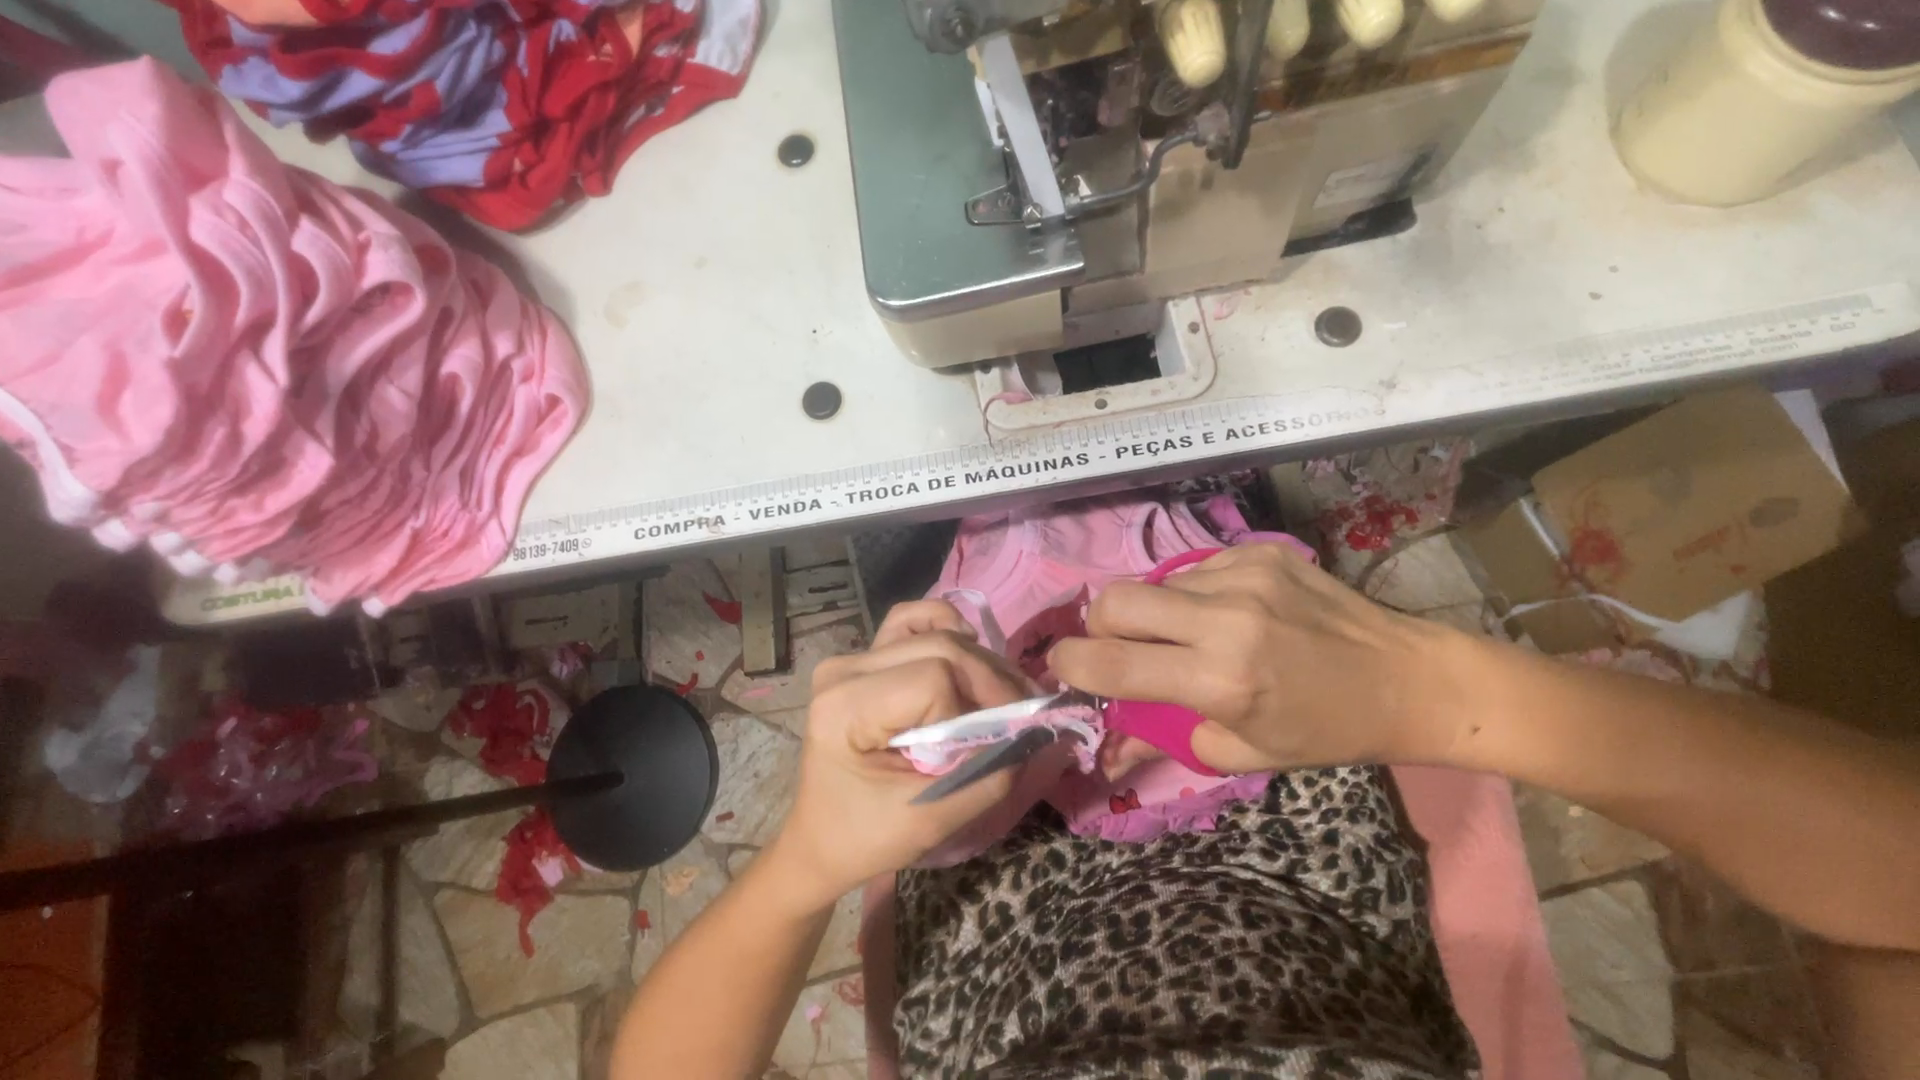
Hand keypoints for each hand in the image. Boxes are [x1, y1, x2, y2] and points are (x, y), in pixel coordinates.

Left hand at [765, 601, 1074, 907]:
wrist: (821, 841)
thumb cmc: (865, 836)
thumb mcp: (930, 820)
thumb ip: (986, 776)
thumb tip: (1035, 734)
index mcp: (845, 707)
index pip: (934, 680)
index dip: (976, 710)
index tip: (997, 746)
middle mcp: (844, 669)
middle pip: (940, 646)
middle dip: (990, 680)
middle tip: (1023, 718)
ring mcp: (851, 659)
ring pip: (933, 632)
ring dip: (978, 661)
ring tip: (1004, 699)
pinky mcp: (864, 660)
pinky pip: (910, 622)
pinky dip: (944, 627)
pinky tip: (968, 652)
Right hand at [1048, 543, 1479, 771]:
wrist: (1409, 678)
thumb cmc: (1325, 731)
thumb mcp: (1242, 751)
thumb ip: (1163, 742)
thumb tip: (1106, 748)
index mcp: (1219, 680)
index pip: (1111, 663)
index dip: (1070, 664)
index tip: (1062, 670)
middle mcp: (1225, 619)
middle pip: (1114, 600)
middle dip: (1098, 626)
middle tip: (1120, 649)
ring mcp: (1244, 576)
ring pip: (1155, 582)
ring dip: (1155, 612)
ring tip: (1192, 635)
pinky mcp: (1261, 552)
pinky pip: (1195, 569)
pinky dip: (1193, 595)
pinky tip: (1229, 615)